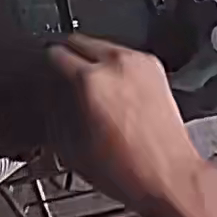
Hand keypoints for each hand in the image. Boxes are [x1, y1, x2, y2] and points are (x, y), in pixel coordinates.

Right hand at [47, 35, 216, 216]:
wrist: (170, 177)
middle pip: (77, 40)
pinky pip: (124, 55)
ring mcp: (136, 61)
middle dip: (69, 56)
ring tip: (94, 87)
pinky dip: (115, 66)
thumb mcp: (73, 148)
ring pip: (102, 45)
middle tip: (66, 76)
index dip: (46, 64)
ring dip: (93, 60)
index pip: (55, 54)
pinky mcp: (153, 65)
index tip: (47, 71)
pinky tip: (116, 90)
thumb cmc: (127, 170)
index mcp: (89, 81)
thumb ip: (55, 114)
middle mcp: (114, 63)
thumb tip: (50, 98)